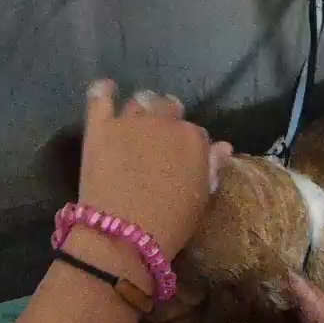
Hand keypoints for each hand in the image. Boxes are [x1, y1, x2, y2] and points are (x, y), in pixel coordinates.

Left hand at [75, 80, 230, 260]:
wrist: (123, 235)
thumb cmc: (169, 223)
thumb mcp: (200, 198)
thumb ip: (211, 167)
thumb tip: (222, 147)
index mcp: (193, 138)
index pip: (194, 131)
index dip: (187, 143)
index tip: (181, 158)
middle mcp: (163, 122)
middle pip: (168, 108)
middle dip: (167, 119)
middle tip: (159, 139)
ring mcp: (130, 122)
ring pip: (139, 100)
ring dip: (141, 107)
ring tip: (137, 118)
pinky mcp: (100, 127)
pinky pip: (100, 97)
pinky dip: (103, 90)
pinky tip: (106, 87)